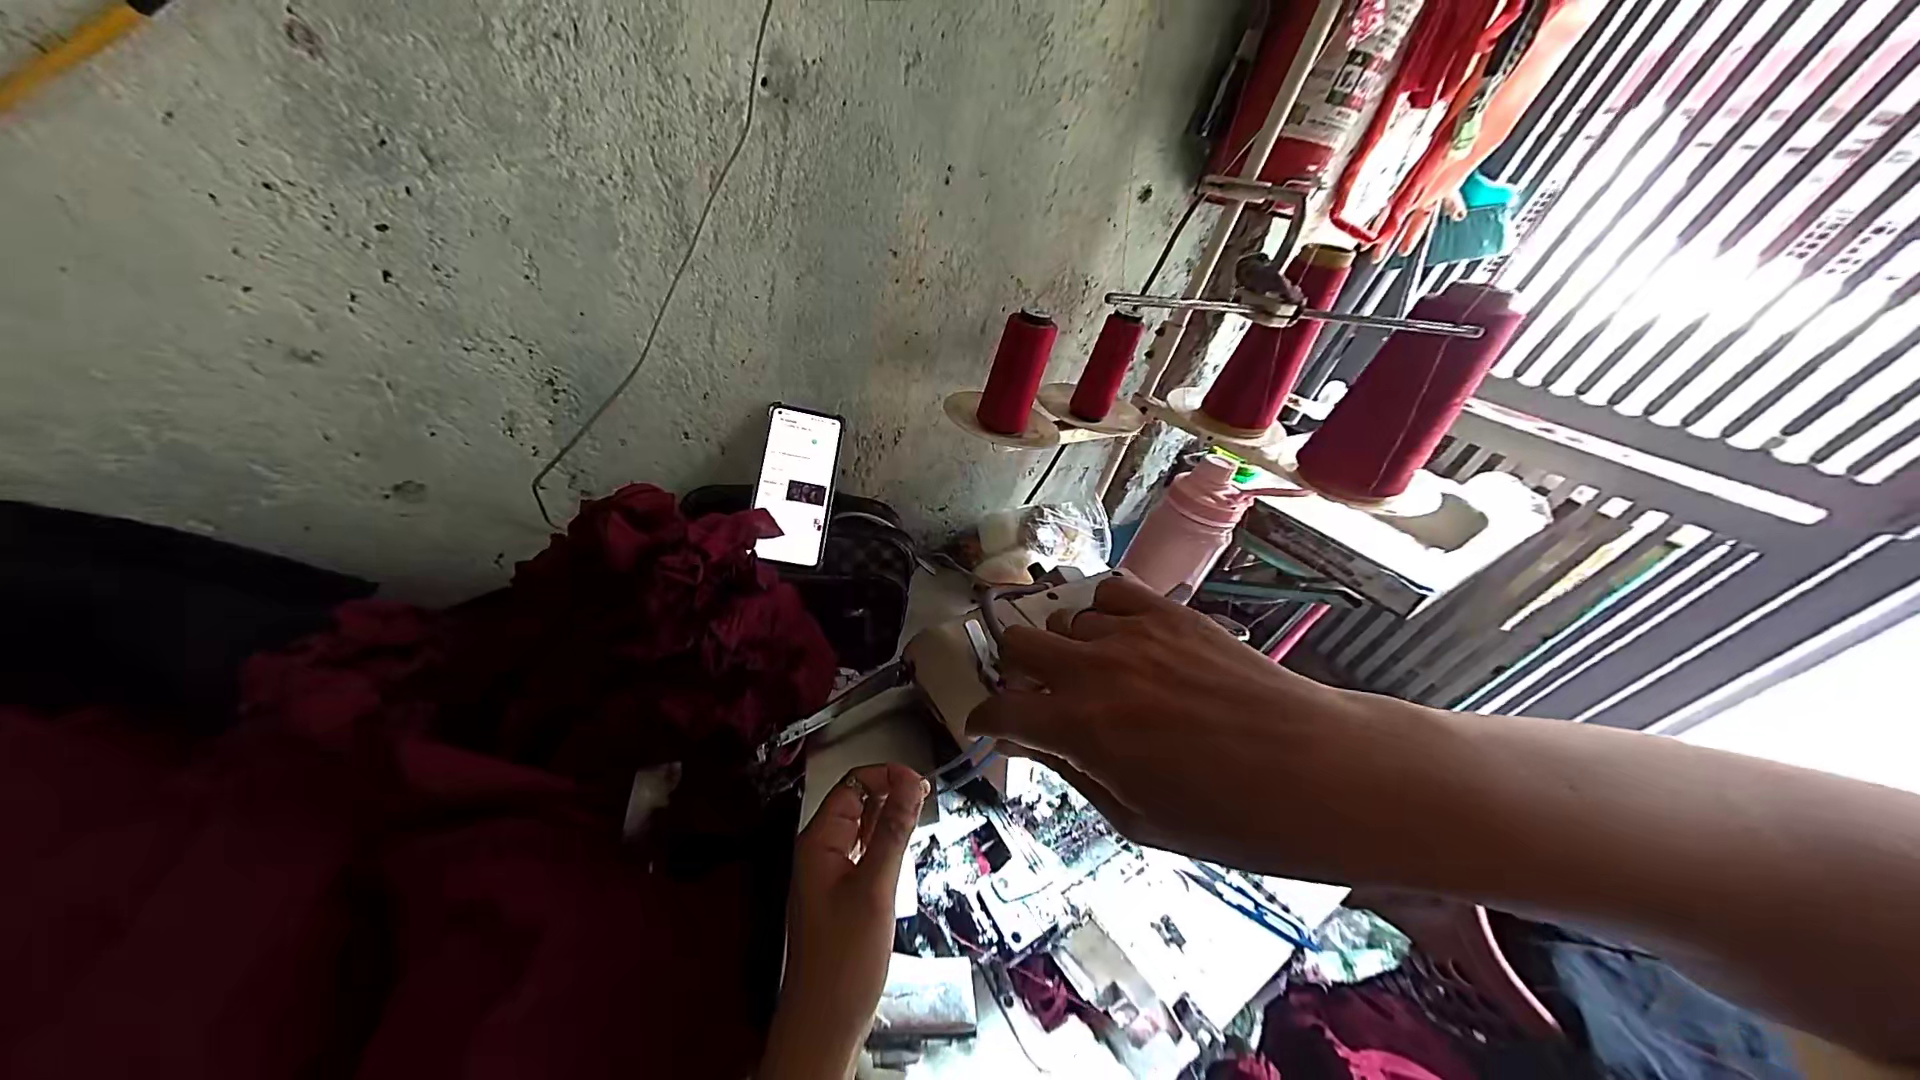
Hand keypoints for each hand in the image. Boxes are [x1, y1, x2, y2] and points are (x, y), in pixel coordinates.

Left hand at [760, 764, 926, 1079]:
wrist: (825, 1022)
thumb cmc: (843, 961)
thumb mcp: (876, 887)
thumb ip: (894, 830)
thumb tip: (910, 783)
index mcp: (818, 841)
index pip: (852, 784)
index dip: (885, 774)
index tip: (918, 780)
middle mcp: (820, 850)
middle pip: (856, 800)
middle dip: (889, 790)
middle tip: (924, 794)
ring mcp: (829, 871)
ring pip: (861, 825)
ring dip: (888, 814)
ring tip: (918, 812)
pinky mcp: (841, 890)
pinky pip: (863, 849)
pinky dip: (884, 839)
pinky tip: (902, 843)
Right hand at [968, 575, 1377, 880]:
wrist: (1320, 773)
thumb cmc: (1231, 818)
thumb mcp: (1136, 817)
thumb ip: (1072, 772)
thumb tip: (1030, 743)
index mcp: (1080, 727)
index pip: (1000, 710)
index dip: (985, 720)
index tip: (989, 726)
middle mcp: (1095, 669)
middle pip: (1018, 643)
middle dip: (1016, 671)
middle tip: (1037, 695)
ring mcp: (1134, 633)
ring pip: (1063, 617)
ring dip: (1064, 645)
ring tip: (1090, 670)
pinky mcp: (1171, 614)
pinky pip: (1111, 591)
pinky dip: (1102, 613)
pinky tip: (1120, 637)